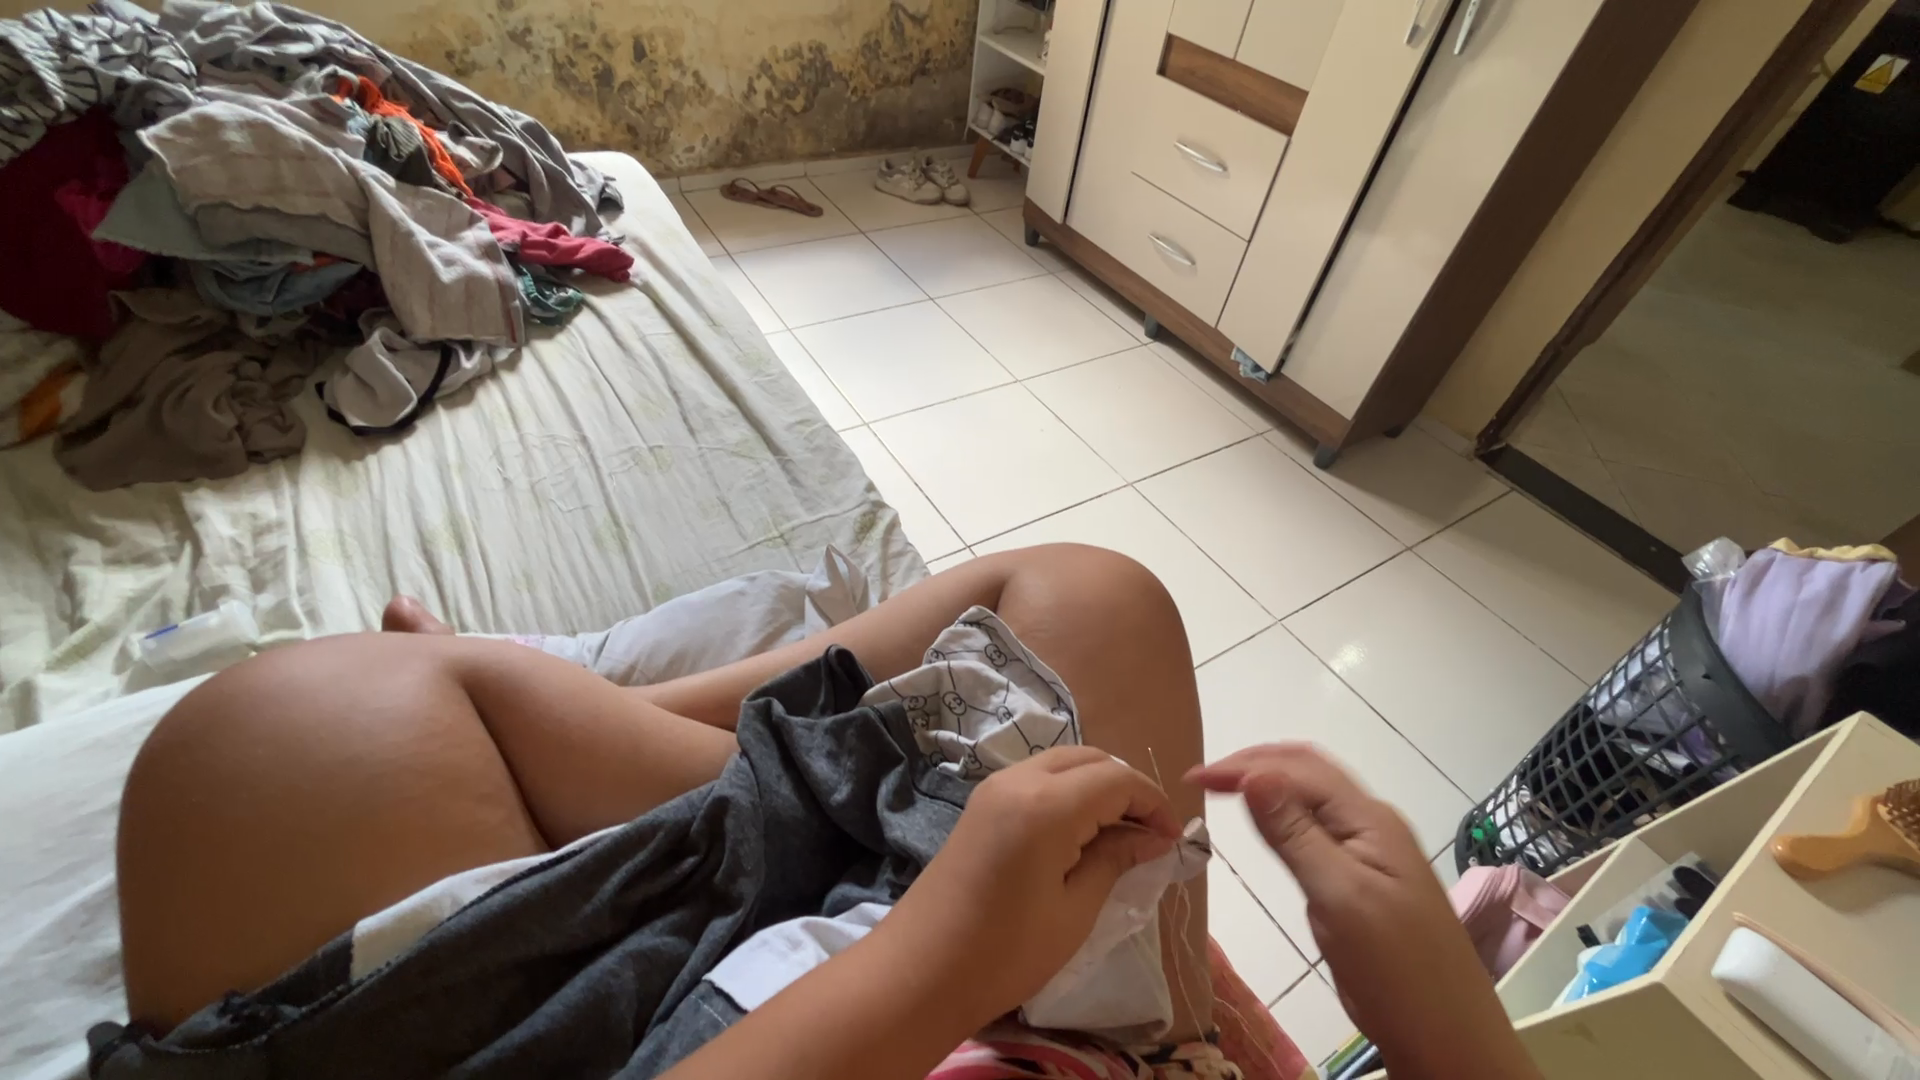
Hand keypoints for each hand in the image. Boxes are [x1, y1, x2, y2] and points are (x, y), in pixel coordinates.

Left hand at [879, 745, 1178, 1027]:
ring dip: (1097, 785)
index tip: (1175, 839)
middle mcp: (1019, 779)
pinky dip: (1068, 791)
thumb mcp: (1075, 910)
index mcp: (1046, 804)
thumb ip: (1115, 859)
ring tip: (1119, 834)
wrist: (923, 968)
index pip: (1116, 779)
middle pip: (1089, 759)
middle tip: (1150, 834)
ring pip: (1062, 763)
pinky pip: (1037, 778)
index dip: (1152, 803)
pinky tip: (1080, 831)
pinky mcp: (981, 802)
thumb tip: (1153, 839)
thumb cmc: (1007, 950)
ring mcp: (995, 786)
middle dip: (1126, 788)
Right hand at [1188, 744, 1538, 1079]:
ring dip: (1266, 783)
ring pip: (1310, 797)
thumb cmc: (1397, 974)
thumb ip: (1294, 834)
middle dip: (1253, 763)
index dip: (1243, 765)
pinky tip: (1263, 822)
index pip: (1298, 771)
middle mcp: (1371, 824)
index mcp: (1370, 820)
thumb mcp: (1339, 898)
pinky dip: (1280, 813)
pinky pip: (1314, 826)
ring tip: (1222, 789)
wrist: (1452, 1047)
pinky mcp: (1360, 878)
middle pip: (1306, 771)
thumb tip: (1253, 774)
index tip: (1194, 778)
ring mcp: (1369, 852)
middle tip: (1203, 777)